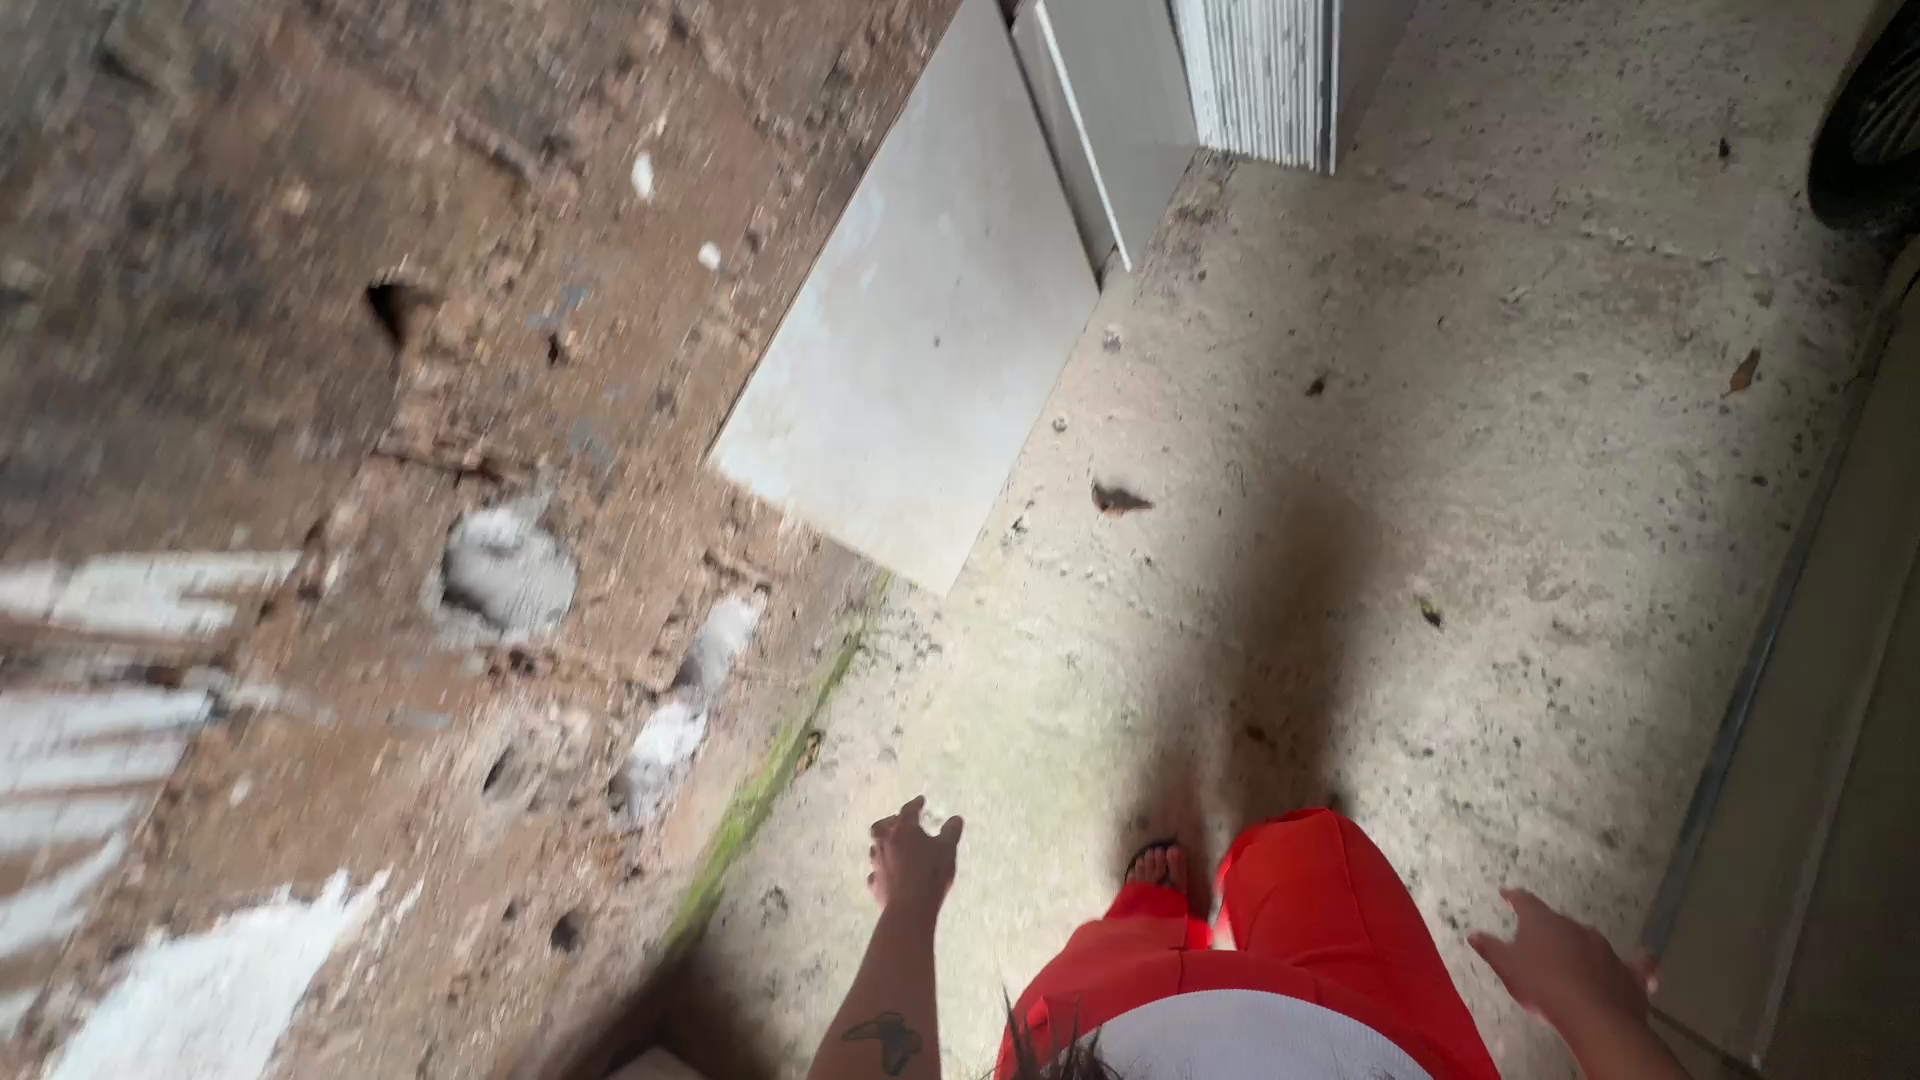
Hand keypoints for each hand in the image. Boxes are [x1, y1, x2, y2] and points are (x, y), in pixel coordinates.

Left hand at [867, 795, 962, 915]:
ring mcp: (877, 863)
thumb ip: (951, 832)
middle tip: (899, 823)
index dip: (915, 804)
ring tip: (893, 847)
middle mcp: (886, 842)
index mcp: (904, 829)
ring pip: (875, 848)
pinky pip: (875, 872)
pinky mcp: (875, 884)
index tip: (921, 801)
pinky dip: (881, 870)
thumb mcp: (947, 849)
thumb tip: (956, 818)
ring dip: (883, 845)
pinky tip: (887, 873)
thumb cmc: (931, 873)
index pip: (908, 810)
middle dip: (890, 822)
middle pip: (881, 826)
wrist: (910, 908)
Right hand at [1470, 888, 1657, 1030]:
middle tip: (1538, 941)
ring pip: (1590, 939)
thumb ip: (1490, 948)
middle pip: (1558, 921)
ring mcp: (1606, 950)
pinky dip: (1641, 960)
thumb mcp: (1506, 968)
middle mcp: (1575, 927)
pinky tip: (1646, 956)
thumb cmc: (1543, 987)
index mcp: (1542, 922)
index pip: (1525, 900)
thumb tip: (1474, 934)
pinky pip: (1639, 963)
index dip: (1514, 897)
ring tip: (1574, 957)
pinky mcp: (1631, 974)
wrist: (1594, 1019)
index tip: (1507, 895)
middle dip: (1548, 928)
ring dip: (1581, 944)